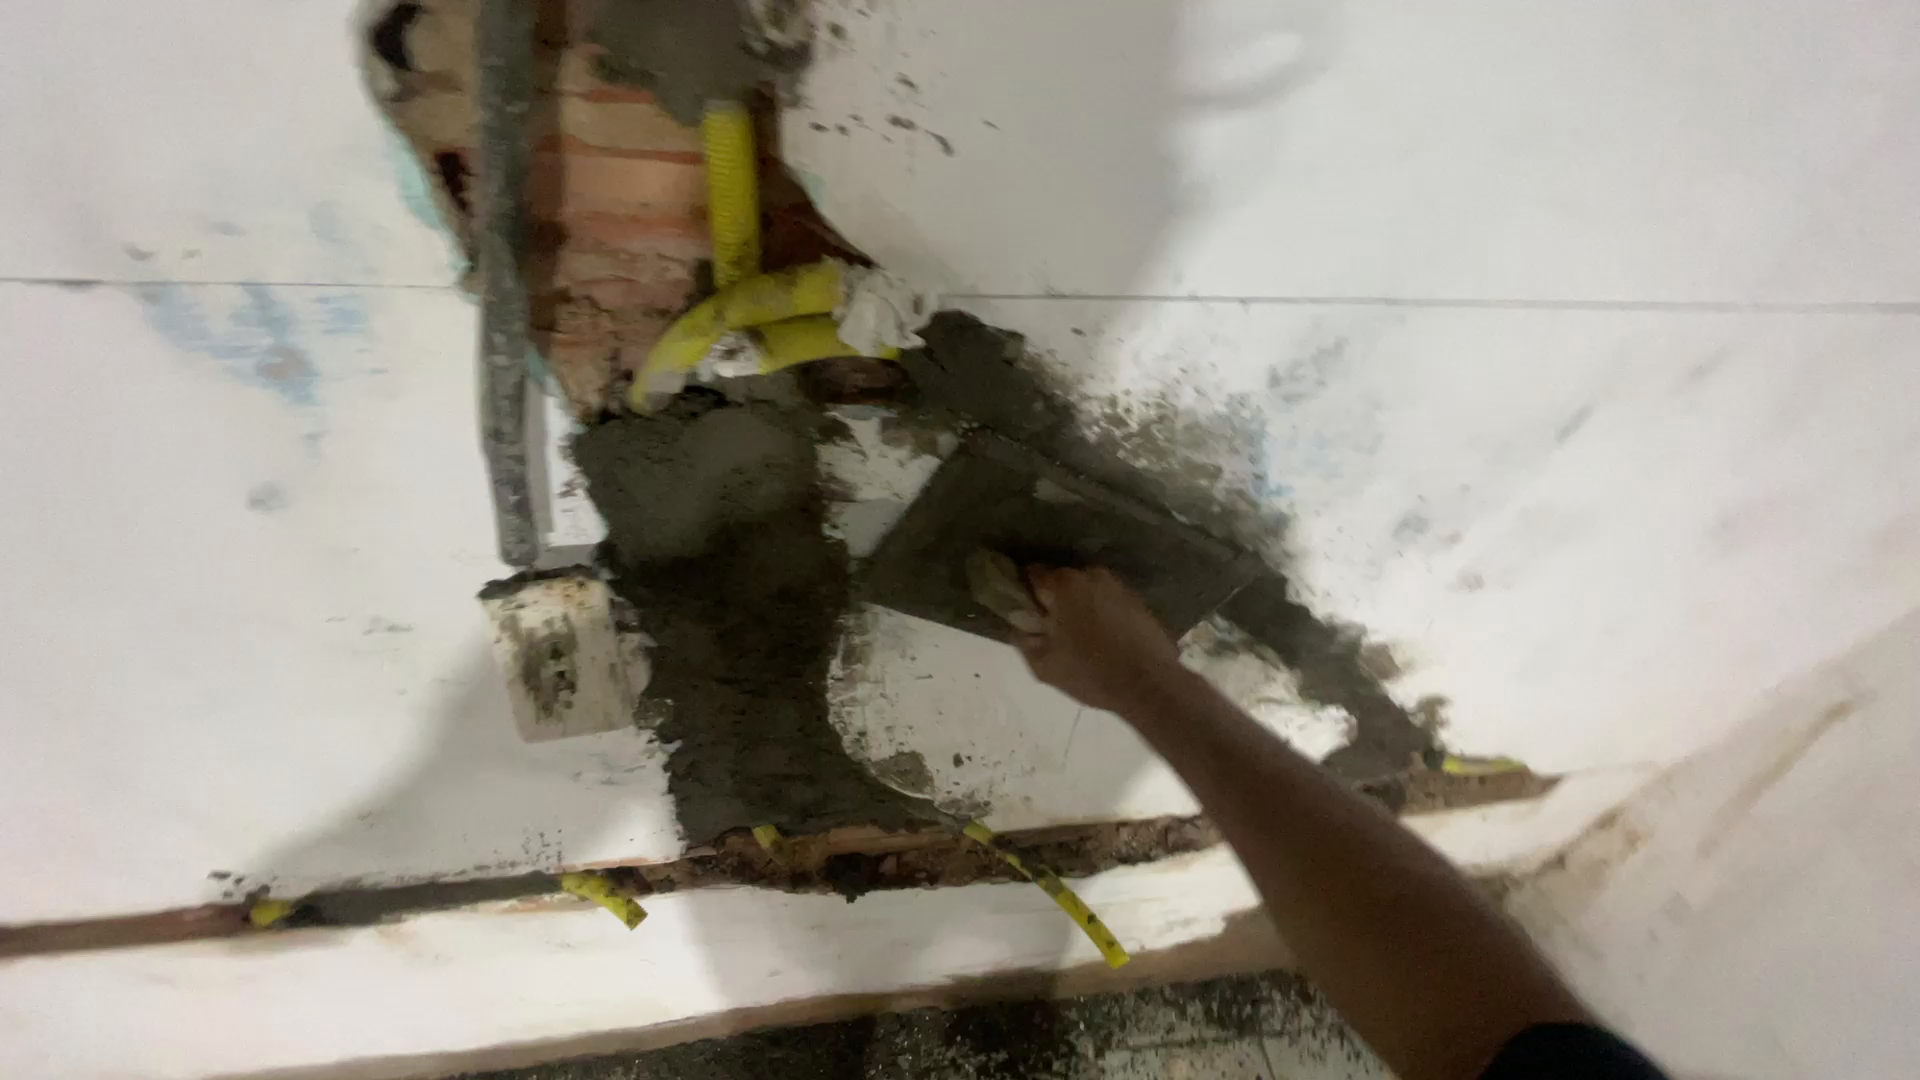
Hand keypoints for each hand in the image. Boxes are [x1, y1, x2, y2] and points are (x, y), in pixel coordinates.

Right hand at [1015, 566, 1183, 713]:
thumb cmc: (1091, 673)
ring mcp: (1118, 585)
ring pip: (1087, 590)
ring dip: (1081, 605)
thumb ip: (1023, 641)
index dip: (1026, 592)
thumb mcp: (1044, 666)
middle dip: (1056, 600)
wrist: (1149, 684)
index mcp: (1064, 585)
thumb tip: (1017, 627)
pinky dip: (1102, 612)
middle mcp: (1091, 575)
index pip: (1033, 574)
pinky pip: (1108, 600)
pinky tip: (1105, 637)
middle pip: (1062, 581)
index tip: (1026, 611)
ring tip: (1081, 635)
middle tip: (1053, 628)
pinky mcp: (1138, 599)